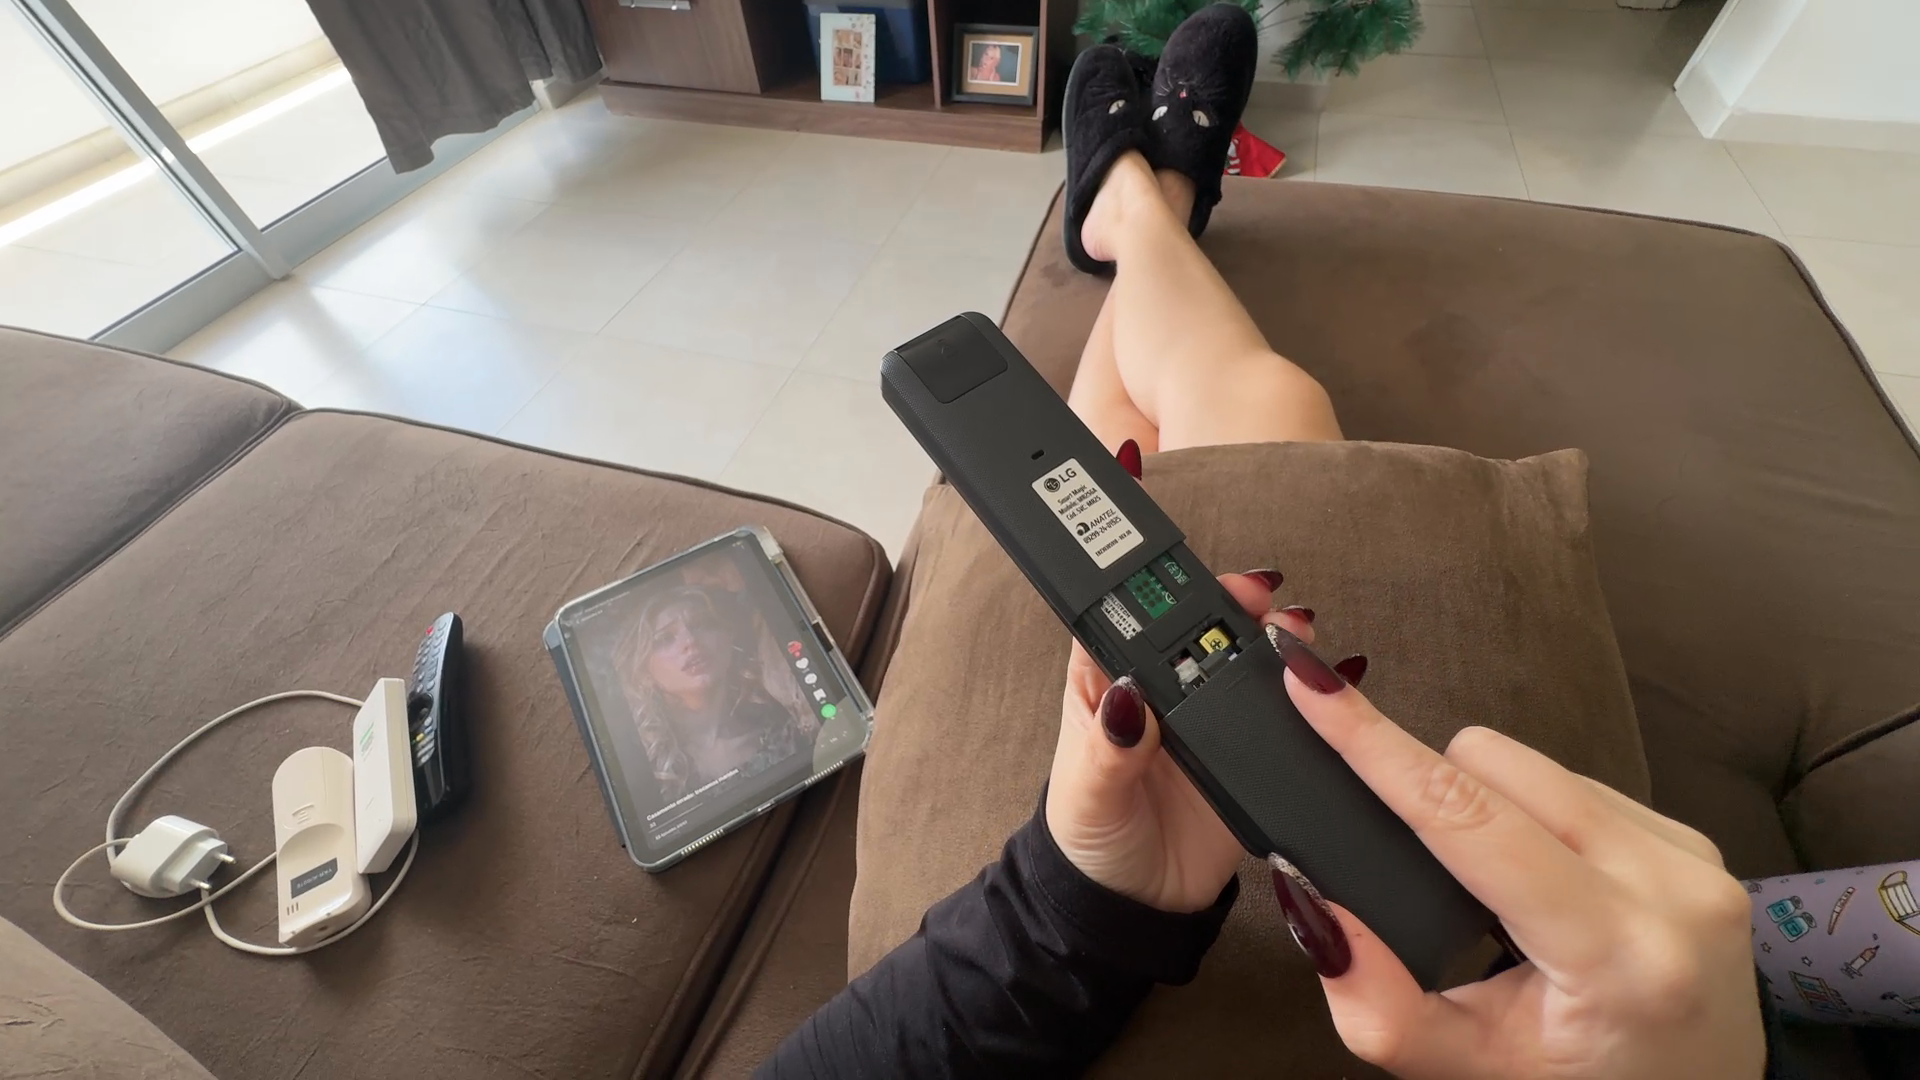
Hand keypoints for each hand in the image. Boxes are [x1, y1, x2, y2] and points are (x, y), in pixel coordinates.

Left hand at [1045, 572, 1315, 913]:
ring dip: (1266, 644)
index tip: (1191, 582)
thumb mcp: (1087, 790)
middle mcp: (1158, 697)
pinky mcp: (1239, 760)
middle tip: (1258, 596)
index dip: (1157, 596)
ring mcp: (1202, 727)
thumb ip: (1107, 748)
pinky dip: (1299, 700)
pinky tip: (1325, 682)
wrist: (1135, 906)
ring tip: (1294, 630)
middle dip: (1226, 608)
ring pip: (1237, 668)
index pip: (1128, 623)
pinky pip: (1272, 721)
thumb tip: (1128, 701)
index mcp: (1107, 688)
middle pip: (1192, 635)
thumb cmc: (1088, 836)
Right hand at [1277, 666, 1765, 1079]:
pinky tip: (1532, 861)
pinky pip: (1562, 772)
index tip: (1309, 681)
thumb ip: (1375, 1004)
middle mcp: (1667, 885)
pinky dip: (1522, 802)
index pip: (1460, 813)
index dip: (1371, 740)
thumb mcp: (1460, 1068)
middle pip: (1486, 762)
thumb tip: (1308, 897)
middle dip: (1429, 787)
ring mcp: (1690, 855)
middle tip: (1424, 862)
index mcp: (1612, 951)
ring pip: (1520, 758)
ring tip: (1483, 868)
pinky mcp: (1690, 836)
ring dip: (1476, 792)